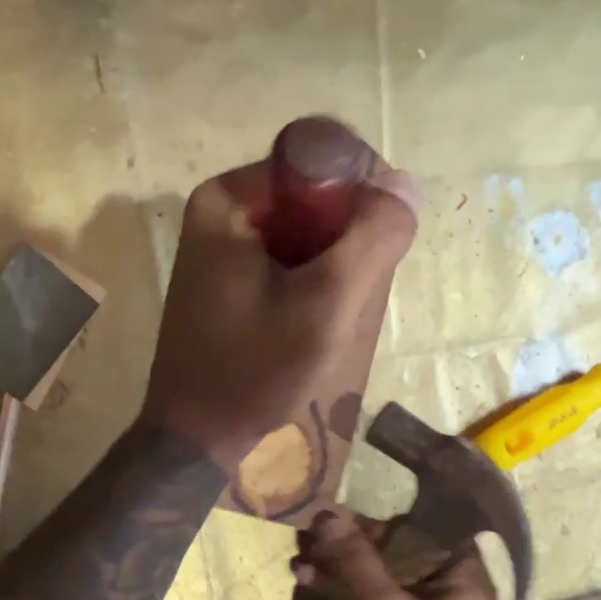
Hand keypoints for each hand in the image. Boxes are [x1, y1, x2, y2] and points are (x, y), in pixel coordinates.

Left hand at [138, 156, 419, 466]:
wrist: (194, 441)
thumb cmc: (252, 371)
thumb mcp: (325, 304)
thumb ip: (372, 237)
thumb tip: (406, 185)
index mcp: (229, 199)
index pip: (321, 158)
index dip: (363, 194)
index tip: (378, 249)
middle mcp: (219, 213)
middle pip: (313, 196)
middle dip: (347, 238)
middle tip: (354, 294)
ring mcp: (220, 250)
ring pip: (305, 233)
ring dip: (333, 267)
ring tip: (335, 316)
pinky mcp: (226, 284)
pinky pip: (285, 263)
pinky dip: (310, 286)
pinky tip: (314, 325)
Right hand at [297, 513, 500, 599]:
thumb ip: (355, 559)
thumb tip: (328, 514)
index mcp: (462, 577)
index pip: (423, 528)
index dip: (379, 519)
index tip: (337, 514)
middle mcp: (450, 591)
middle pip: (398, 552)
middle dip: (350, 544)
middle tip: (308, 536)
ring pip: (381, 578)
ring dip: (341, 569)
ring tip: (298, 562)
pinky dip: (346, 594)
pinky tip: (310, 584)